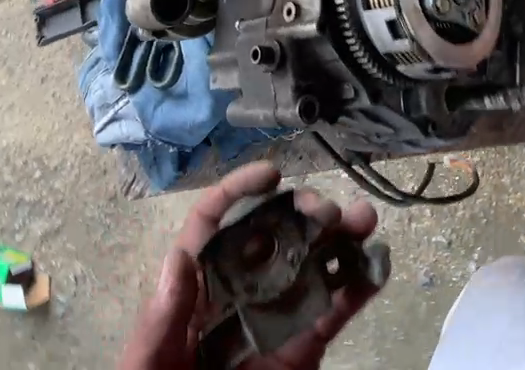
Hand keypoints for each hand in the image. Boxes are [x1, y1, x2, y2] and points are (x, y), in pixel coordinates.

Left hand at [117, 161, 382, 369]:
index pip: (214, 226)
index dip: (239, 192)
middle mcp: (239, 292)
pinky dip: (359, 287)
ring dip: (340, 238)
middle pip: (271, 236)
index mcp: (196, 288)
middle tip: (326, 208)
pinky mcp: (304, 350)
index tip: (271, 174)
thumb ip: (162, 317)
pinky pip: (334, 313)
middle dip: (301, 211)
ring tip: (364, 219)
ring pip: (310, 266)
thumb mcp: (147, 363)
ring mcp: (275, 319)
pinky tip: (377, 262)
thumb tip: (179, 257)